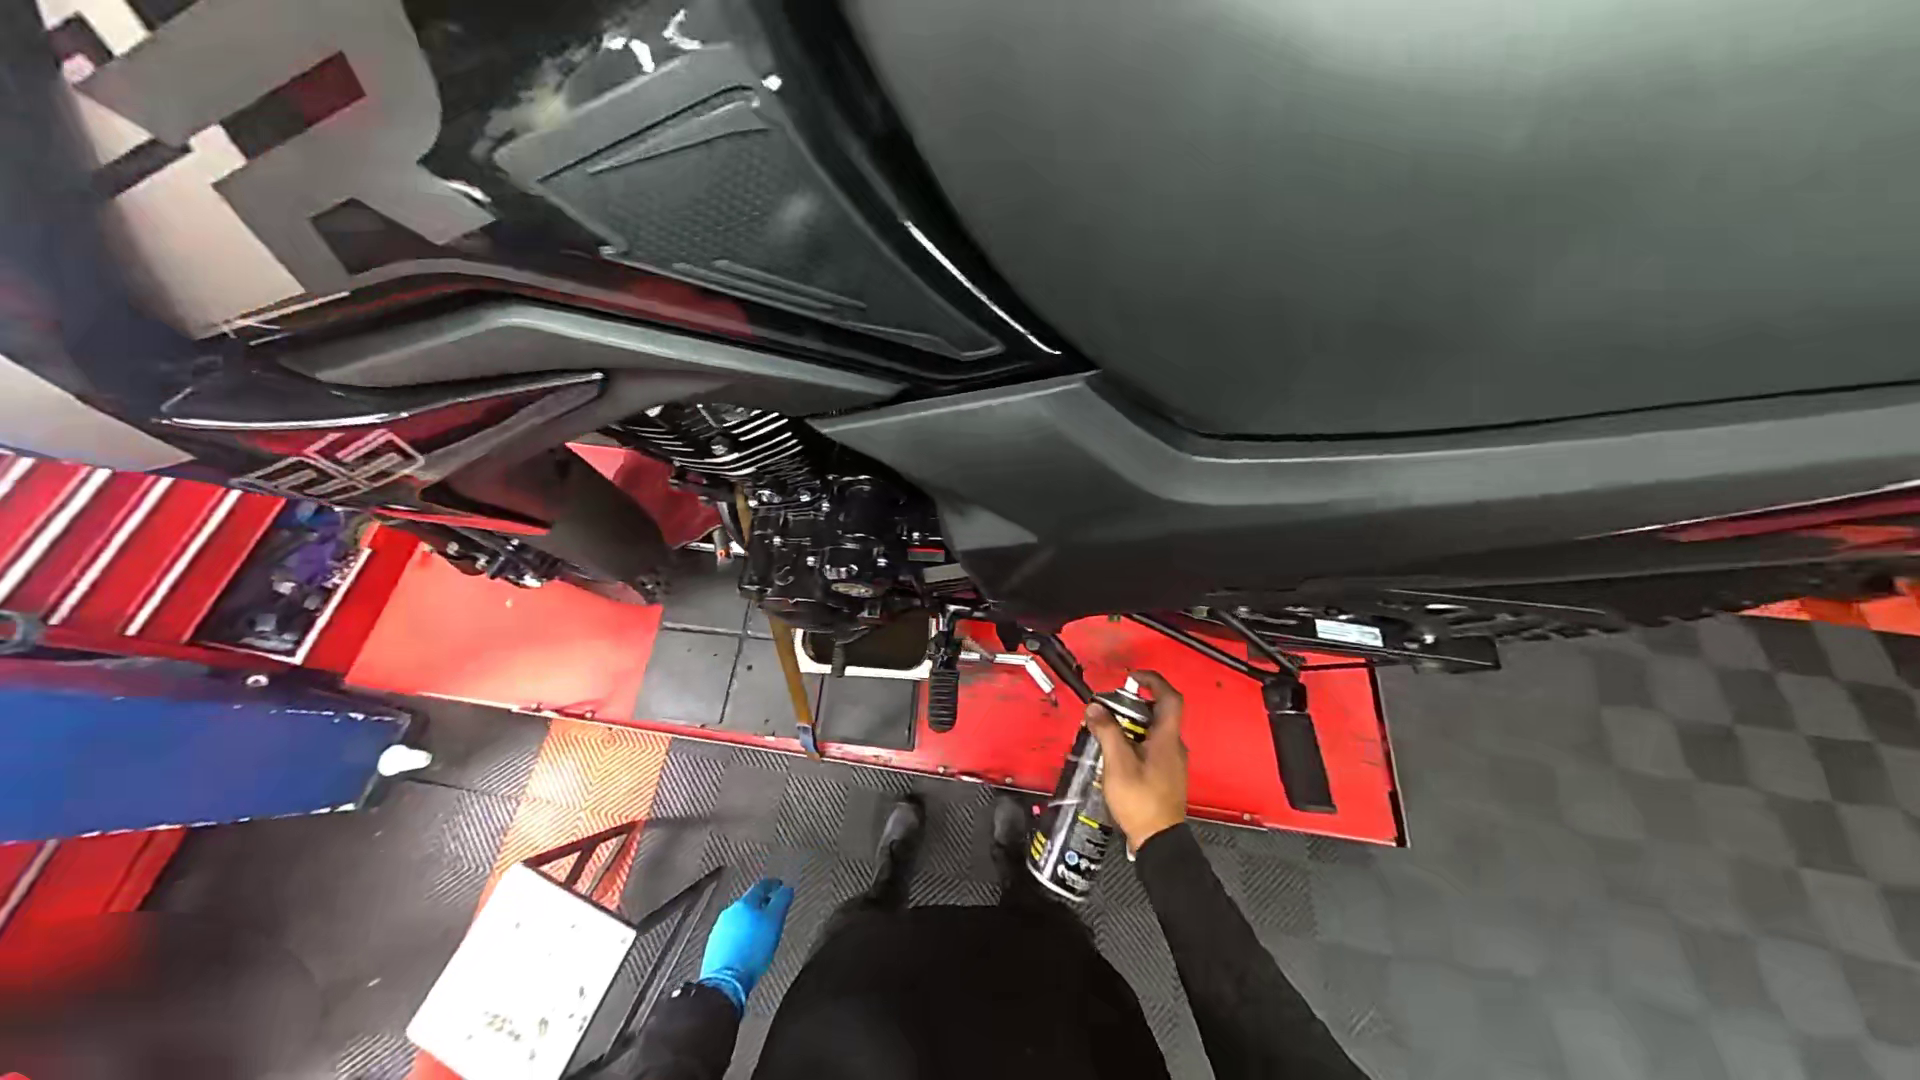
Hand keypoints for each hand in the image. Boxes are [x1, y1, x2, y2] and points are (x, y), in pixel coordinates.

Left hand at [697, 878, 794, 1011]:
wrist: (724, 983)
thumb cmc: (754, 949)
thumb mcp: (775, 923)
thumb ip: (782, 902)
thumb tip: (786, 888)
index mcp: (745, 903)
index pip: (761, 886)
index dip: (773, 884)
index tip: (781, 885)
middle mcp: (730, 911)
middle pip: (749, 902)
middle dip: (762, 903)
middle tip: (773, 909)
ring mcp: (719, 929)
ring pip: (739, 917)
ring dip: (751, 919)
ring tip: (761, 928)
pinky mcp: (713, 946)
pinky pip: (731, 932)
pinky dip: (741, 933)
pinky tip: (746, 944)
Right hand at [1085, 671, 1187, 850]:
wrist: (1159, 841)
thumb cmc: (1141, 800)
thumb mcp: (1118, 763)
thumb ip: (1107, 732)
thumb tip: (1095, 708)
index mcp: (1167, 738)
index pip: (1170, 698)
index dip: (1153, 681)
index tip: (1132, 677)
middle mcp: (1174, 747)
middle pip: (1159, 713)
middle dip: (1134, 705)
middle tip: (1111, 708)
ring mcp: (1173, 762)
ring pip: (1154, 732)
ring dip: (1133, 725)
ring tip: (1108, 732)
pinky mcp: (1167, 776)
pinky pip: (1152, 748)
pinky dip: (1135, 742)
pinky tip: (1117, 755)